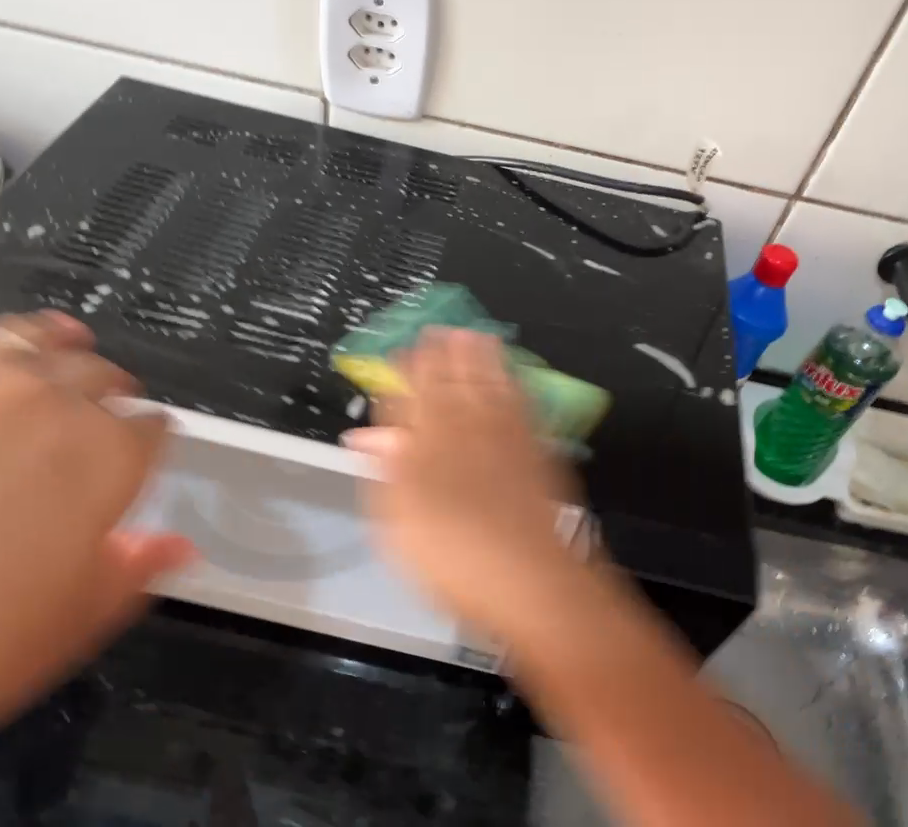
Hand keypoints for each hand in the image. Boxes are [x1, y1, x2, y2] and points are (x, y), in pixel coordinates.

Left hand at [0, 310, 193, 782]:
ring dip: (46, 344)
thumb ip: (136, 568)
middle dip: (104, 392)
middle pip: (97, 370)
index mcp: (105, 455)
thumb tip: (178, 545)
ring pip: (24, 332)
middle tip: (88, 419)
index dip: (145, 441)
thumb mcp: (72, 624)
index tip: (134, 455)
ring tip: (44, 354)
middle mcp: (46, 399)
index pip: (151, 425)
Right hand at [346, 329, 584, 642]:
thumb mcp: (398, 520)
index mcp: (428, 443)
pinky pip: (524, 405)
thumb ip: (387, 469)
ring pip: (491, 385)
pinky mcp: (539, 451)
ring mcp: (507, 438)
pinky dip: (516, 385)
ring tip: (475, 335)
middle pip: (454, 382)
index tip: (399, 351)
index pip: (413, 395)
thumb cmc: (452, 557)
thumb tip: (368, 436)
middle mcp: (468, 429)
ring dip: (482, 358)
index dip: (406, 371)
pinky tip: (514, 377)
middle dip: (445, 353)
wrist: (530, 580)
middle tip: (441, 327)